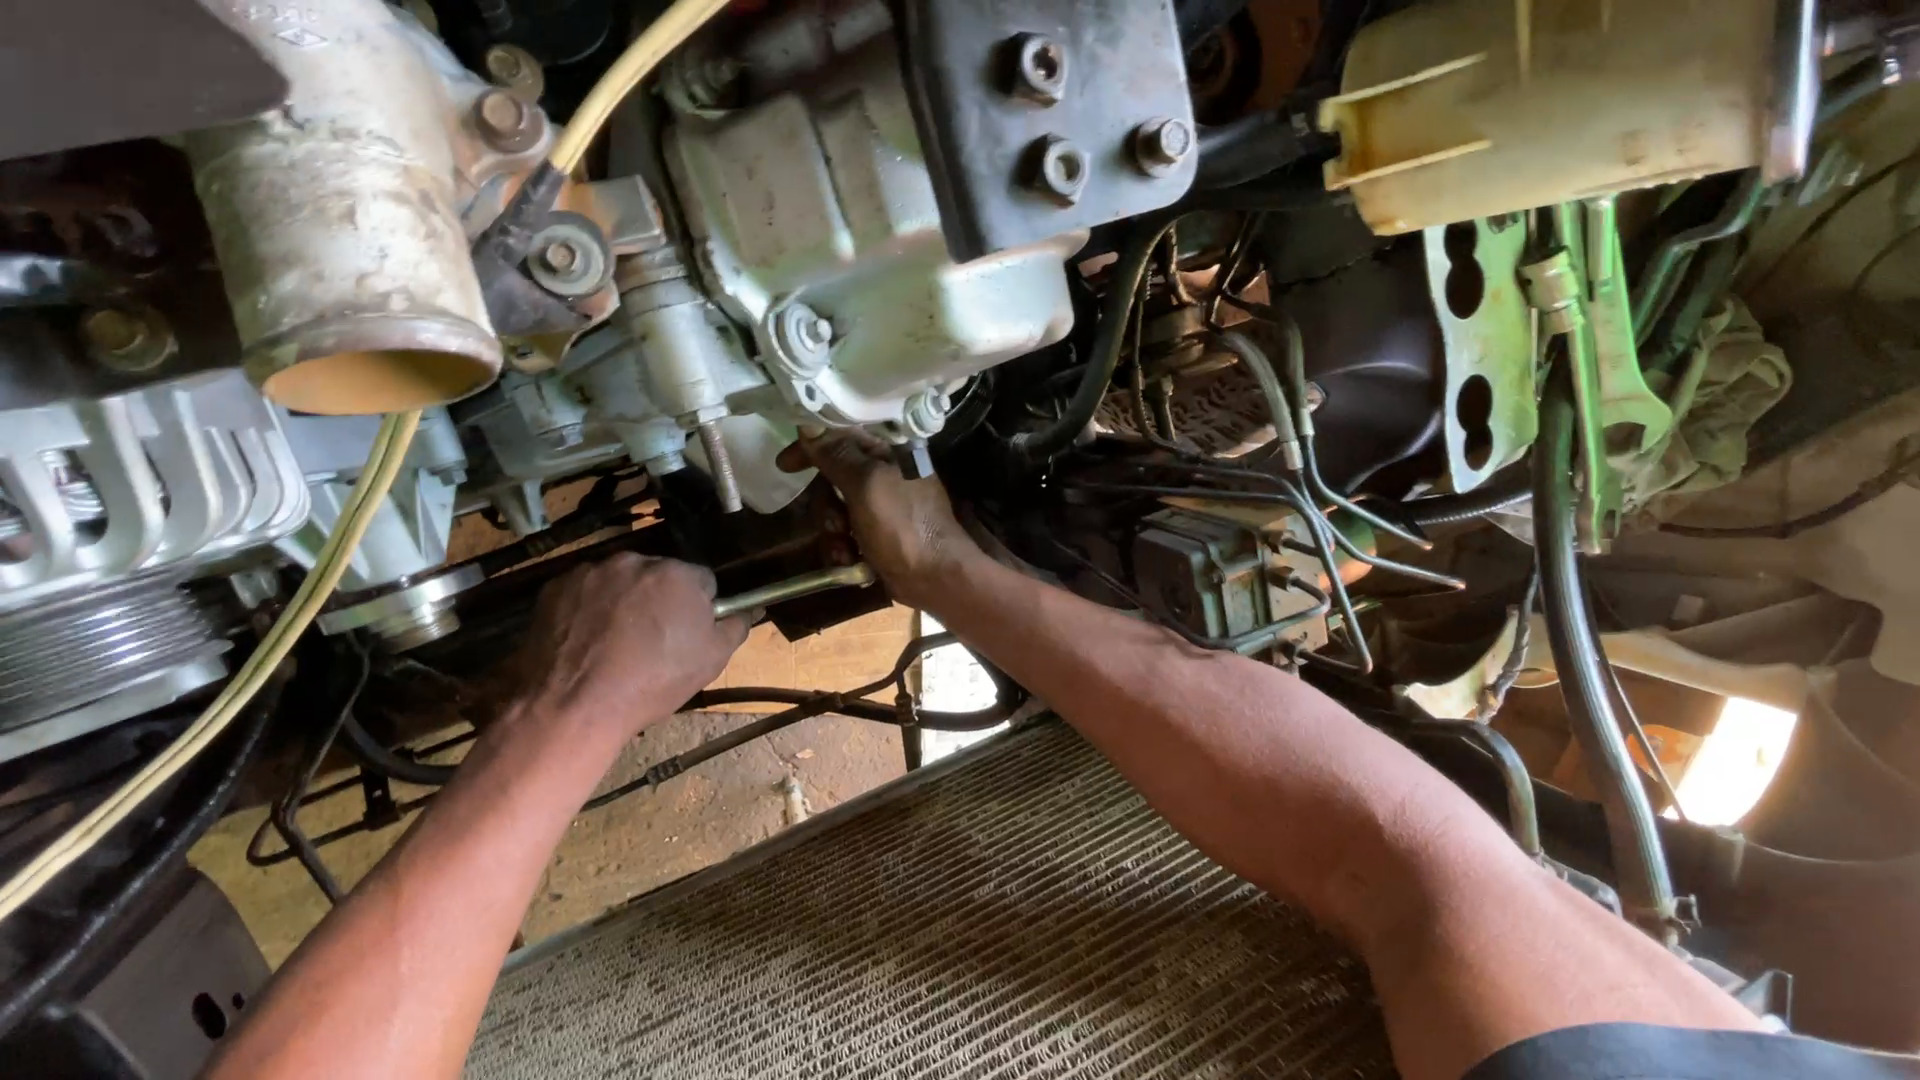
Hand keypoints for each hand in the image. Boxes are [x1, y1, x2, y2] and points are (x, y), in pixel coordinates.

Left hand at [505, 554, 748, 738]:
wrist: (574, 705)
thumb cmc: (652, 682)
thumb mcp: (711, 661)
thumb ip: (735, 627)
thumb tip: (746, 610)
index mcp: (677, 574)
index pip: (702, 580)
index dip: (699, 607)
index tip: (689, 632)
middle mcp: (634, 561)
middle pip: (659, 576)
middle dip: (660, 599)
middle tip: (652, 640)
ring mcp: (590, 572)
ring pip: (619, 582)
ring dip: (623, 601)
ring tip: (614, 644)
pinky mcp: (555, 588)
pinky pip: (583, 592)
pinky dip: (588, 609)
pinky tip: (586, 642)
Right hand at [778, 431, 979, 610]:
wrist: (935, 578)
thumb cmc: (903, 526)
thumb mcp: (867, 485)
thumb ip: (837, 456)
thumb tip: (808, 425)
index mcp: (890, 452)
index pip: (842, 435)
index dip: (812, 447)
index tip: (786, 465)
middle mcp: (886, 474)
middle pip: (833, 477)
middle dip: (826, 504)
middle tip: (833, 523)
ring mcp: (882, 506)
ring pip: (835, 509)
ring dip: (833, 532)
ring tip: (845, 548)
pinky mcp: (878, 534)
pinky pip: (846, 533)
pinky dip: (843, 548)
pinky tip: (849, 561)